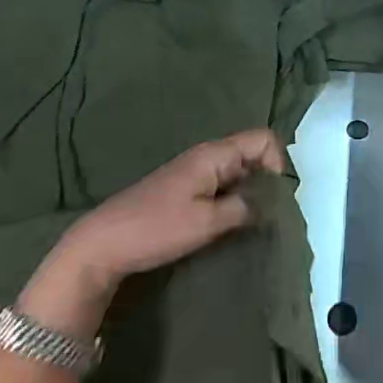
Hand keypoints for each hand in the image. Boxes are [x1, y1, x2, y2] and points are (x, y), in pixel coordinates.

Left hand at [19, 128, 285, 334]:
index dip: (278, 162)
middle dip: (267, 178)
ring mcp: (195, 172)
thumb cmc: (156, 228)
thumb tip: (269, 204)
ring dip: (251, 192)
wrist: (103, 244)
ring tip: (253, 222)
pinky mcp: (186, 190)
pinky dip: (234, 199)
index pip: (263, 139)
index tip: (277, 196)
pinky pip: (223, 185)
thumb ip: (244, 208)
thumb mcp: (207, 222)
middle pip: (252, 153)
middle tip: (271, 213)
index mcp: (214, 154)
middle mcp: (207, 156)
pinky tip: (230, 224)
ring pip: (238, 171)